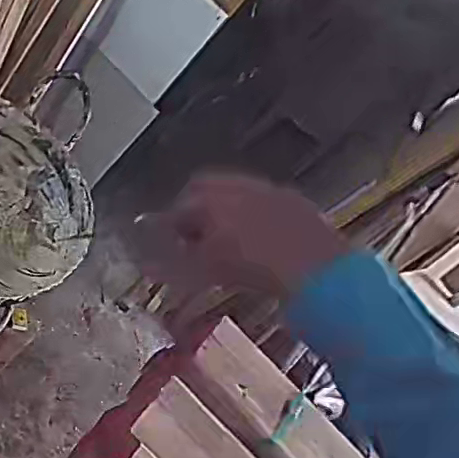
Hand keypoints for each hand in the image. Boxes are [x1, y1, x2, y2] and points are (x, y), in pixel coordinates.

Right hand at [135, 172, 348, 298]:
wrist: (313, 269)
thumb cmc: (248, 269)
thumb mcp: (201, 271)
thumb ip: (168, 265)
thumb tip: (145, 264)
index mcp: (206, 200)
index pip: (175, 210)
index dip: (167, 229)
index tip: (167, 246)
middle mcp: (234, 185)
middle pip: (201, 188)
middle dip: (193, 209)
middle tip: (192, 236)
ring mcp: (266, 189)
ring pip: (233, 191)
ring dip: (222, 209)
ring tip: (223, 239)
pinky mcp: (292, 199)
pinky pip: (261, 200)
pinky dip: (250, 214)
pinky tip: (255, 238)